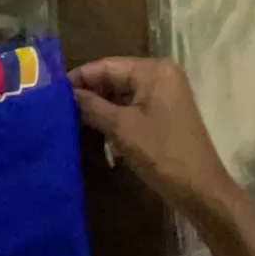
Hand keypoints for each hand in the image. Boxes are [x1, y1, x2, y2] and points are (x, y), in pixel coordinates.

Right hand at [69, 57, 236, 216]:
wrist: (201, 190)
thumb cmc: (162, 153)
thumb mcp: (122, 129)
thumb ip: (93, 107)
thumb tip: (67, 94)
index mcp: (154, 70)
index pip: (108, 65)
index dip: (80, 76)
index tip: (53, 89)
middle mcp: (161, 74)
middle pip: (116, 77)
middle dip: (90, 92)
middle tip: (58, 105)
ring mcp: (165, 94)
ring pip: (123, 94)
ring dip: (101, 106)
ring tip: (70, 117)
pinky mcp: (165, 113)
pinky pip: (133, 107)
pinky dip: (115, 116)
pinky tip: (95, 128)